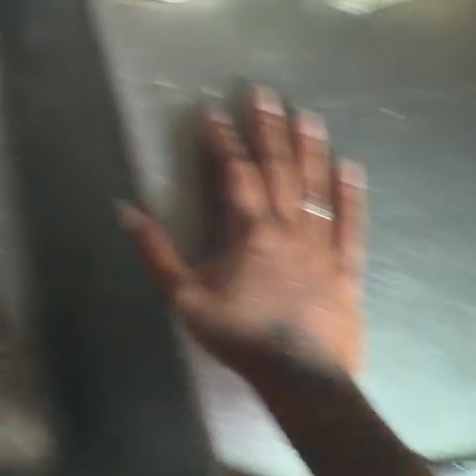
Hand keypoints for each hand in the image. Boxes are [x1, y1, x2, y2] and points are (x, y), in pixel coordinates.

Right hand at [119, 86, 367, 383]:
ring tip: (306, 114)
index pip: (235, 173)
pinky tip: (351, 167)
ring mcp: (321, 245)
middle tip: (264, 93)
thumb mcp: (183, 295)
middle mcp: (287, 227)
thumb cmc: (239, 334)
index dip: (222, 140)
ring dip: (309, 149)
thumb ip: (155, 250)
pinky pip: (351, 224)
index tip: (212, 110)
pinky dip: (350, 195)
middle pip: (278, 168)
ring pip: (314, 187)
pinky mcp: (347, 268)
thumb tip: (124, 207)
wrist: (303, 381)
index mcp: (248, 230)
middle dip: (268, 129)